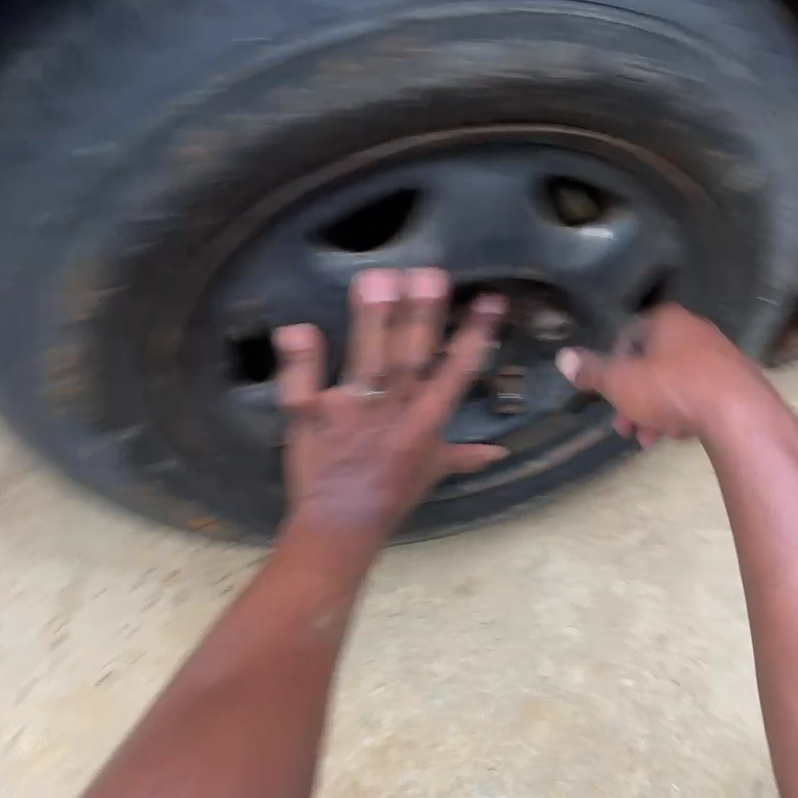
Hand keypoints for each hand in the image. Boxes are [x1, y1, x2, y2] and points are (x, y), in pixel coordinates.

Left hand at [273, 268, 506, 543]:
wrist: (342, 523)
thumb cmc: (392, 495)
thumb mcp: (433, 473)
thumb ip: (465, 455)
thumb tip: (500, 451)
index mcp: (427, 422)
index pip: (458, 372)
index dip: (475, 335)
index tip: (490, 300)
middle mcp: (393, 411)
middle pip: (411, 357)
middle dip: (422, 316)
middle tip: (430, 274)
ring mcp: (350, 412)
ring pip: (366, 362)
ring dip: (371, 321)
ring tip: (378, 279)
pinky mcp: (310, 417)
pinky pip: (301, 388)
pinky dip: (299, 361)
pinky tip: (297, 329)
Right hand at [553, 304, 774, 447]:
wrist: (738, 412)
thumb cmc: (671, 389)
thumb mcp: (620, 382)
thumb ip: (591, 372)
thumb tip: (562, 358)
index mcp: (666, 320)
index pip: (627, 337)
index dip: (612, 369)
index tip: (607, 396)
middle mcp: (695, 330)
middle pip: (652, 365)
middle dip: (633, 399)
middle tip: (624, 428)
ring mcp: (720, 356)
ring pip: (676, 383)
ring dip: (656, 412)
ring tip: (649, 440)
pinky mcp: (737, 382)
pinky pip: (701, 395)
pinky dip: (685, 413)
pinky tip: (680, 435)